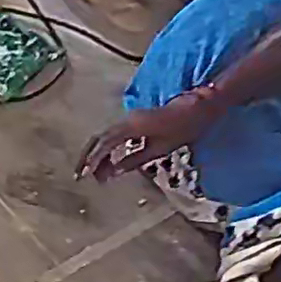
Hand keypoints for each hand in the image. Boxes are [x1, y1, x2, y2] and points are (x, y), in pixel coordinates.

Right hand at [75, 87, 222, 182]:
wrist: (200, 105)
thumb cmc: (184, 127)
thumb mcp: (160, 148)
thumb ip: (134, 159)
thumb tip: (112, 172)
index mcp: (132, 127)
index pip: (104, 145)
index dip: (92, 160)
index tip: (84, 175)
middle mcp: (126, 121)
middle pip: (99, 139)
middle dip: (88, 157)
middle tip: (80, 175)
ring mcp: (130, 120)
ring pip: (104, 137)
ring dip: (96, 154)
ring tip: (90, 172)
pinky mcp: (134, 122)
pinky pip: (113, 136)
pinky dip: (105, 149)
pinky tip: (106, 162)